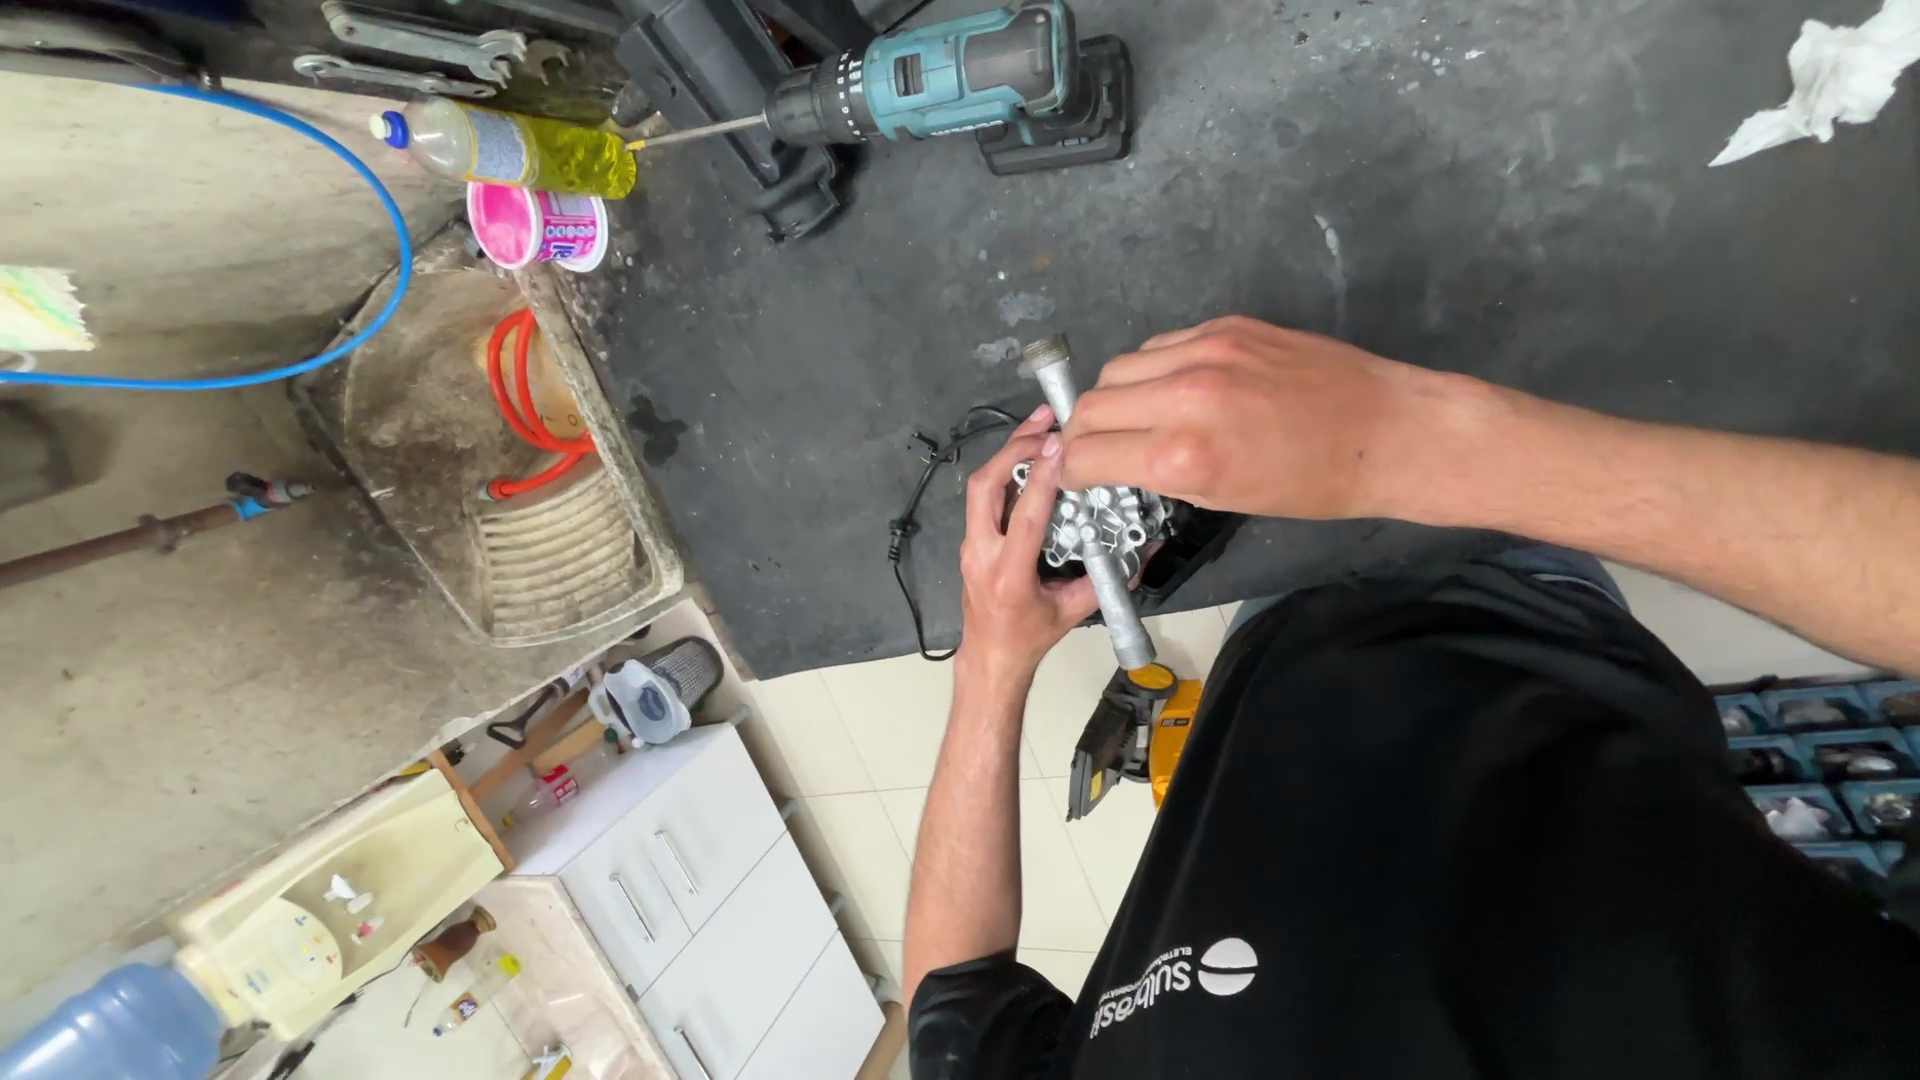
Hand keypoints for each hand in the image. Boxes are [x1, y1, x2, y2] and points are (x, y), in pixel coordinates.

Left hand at [956, 404, 1099, 676]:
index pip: (1024, 519)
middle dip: (1013, 449)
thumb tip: (1147, 549)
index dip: (1041, 479)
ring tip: (1038, 423)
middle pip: (985, 488)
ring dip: (1006, 451)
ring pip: (978, 486)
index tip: (1058, 445)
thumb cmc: (1031, 637)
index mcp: (1009, 575)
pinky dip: (1004, 468)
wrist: (989, 656)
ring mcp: (969, 544)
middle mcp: (981, 553)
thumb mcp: (1074, 611)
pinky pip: (983, 496)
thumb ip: (1108, 580)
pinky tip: (1027, 451)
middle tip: (1046, 421)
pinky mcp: (970, 537)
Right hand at [1059, 316, 1484, 520]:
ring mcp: (1207, 351)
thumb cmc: (1313, 485)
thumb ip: (1160, 474)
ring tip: (1135, 417)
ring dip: (1113, 398)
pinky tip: (1172, 389)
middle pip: (1090, 405)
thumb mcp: (1224, 499)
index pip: (1086, 454)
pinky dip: (1150, 371)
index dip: (1072, 471)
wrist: (1390, 432)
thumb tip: (1118, 460)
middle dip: (1081, 434)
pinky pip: (1159, 346)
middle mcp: (1185, 396)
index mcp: (1184, 456)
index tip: (1079, 476)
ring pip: (1118, 368)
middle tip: (1096, 449)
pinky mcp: (1228, 325)